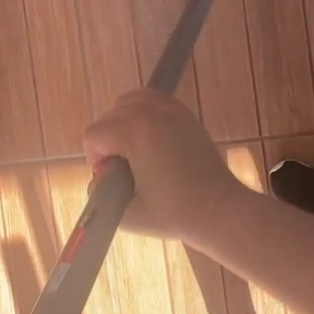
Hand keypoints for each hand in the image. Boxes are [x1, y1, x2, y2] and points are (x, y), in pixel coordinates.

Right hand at [84, 90, 248, 243]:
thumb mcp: (126, 213)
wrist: (219, 209)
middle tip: (125, 170)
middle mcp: (151, 113)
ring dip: (123, 124)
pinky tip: (149, 138)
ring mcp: (171, 109)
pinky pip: (151, 99)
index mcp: (135, 134)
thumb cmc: (173, 214)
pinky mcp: (185, 113)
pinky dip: (142, 113)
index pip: (94, 135)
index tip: (114, 179)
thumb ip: (99, 193)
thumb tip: (99, 177)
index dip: (96, 159)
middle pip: (109, 117)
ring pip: (128, 102)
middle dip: (109, 142)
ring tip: (134, 151)